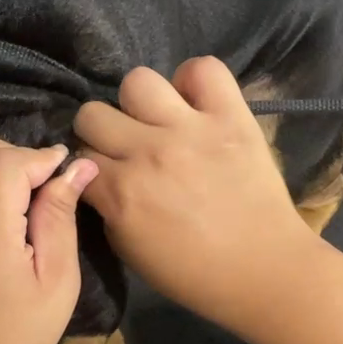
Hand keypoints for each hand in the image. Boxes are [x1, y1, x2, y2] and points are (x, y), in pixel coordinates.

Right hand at [77, 57, 321, 329]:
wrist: (264, 271)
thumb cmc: (193, 274)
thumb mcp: (129, 251)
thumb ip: (107, 209)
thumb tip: (99, 178)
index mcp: (121, 193)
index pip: (78, 157)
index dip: (87, 168)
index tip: (101, 175)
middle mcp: (148, 153)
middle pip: (93, 114)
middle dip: (102, 133)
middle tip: (126, 149)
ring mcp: (190, 129)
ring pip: (137, 82)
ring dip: (140, 104)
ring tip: (159, 123)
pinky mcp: (231, 117)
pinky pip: (203, 69)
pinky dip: (194, 82)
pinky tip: (196, 106)